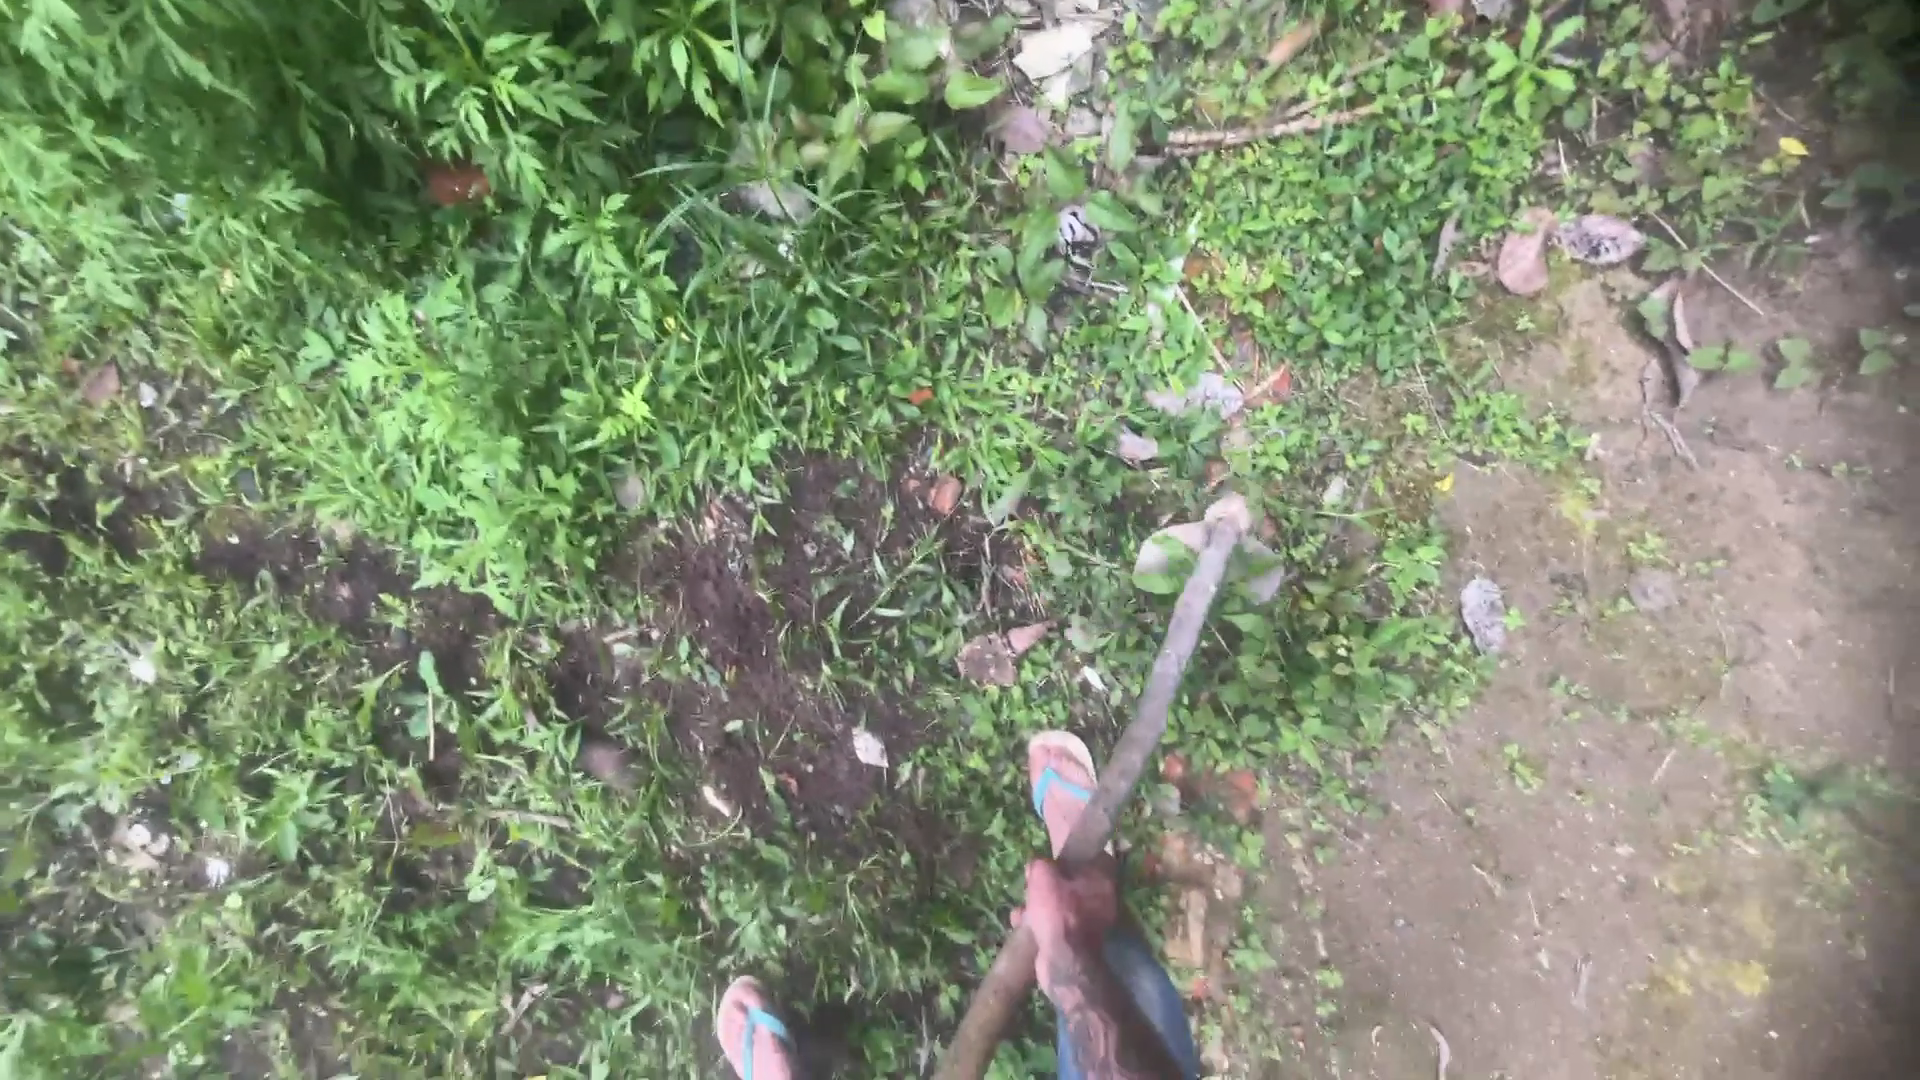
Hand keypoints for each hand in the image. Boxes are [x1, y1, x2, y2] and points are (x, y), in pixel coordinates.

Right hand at [1021, 856, 1117, 984]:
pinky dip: (1040, 924)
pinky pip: (1057, 924)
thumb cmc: (1057, 911)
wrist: (1063, 961)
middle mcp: (1104, 898)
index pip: (1090, 856)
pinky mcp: (1078, 941)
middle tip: (1032, 885)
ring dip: (1039, 905)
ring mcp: (1092, 922)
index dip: (1069, 855)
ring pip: (1062, 904)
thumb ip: (1039, 863)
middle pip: (1072, 881)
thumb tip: (1037, 866)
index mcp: (1102, 878)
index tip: (1052, 858)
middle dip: (1048, 884)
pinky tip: (1021, 924)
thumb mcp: (1042, 875)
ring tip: (1022, 909)